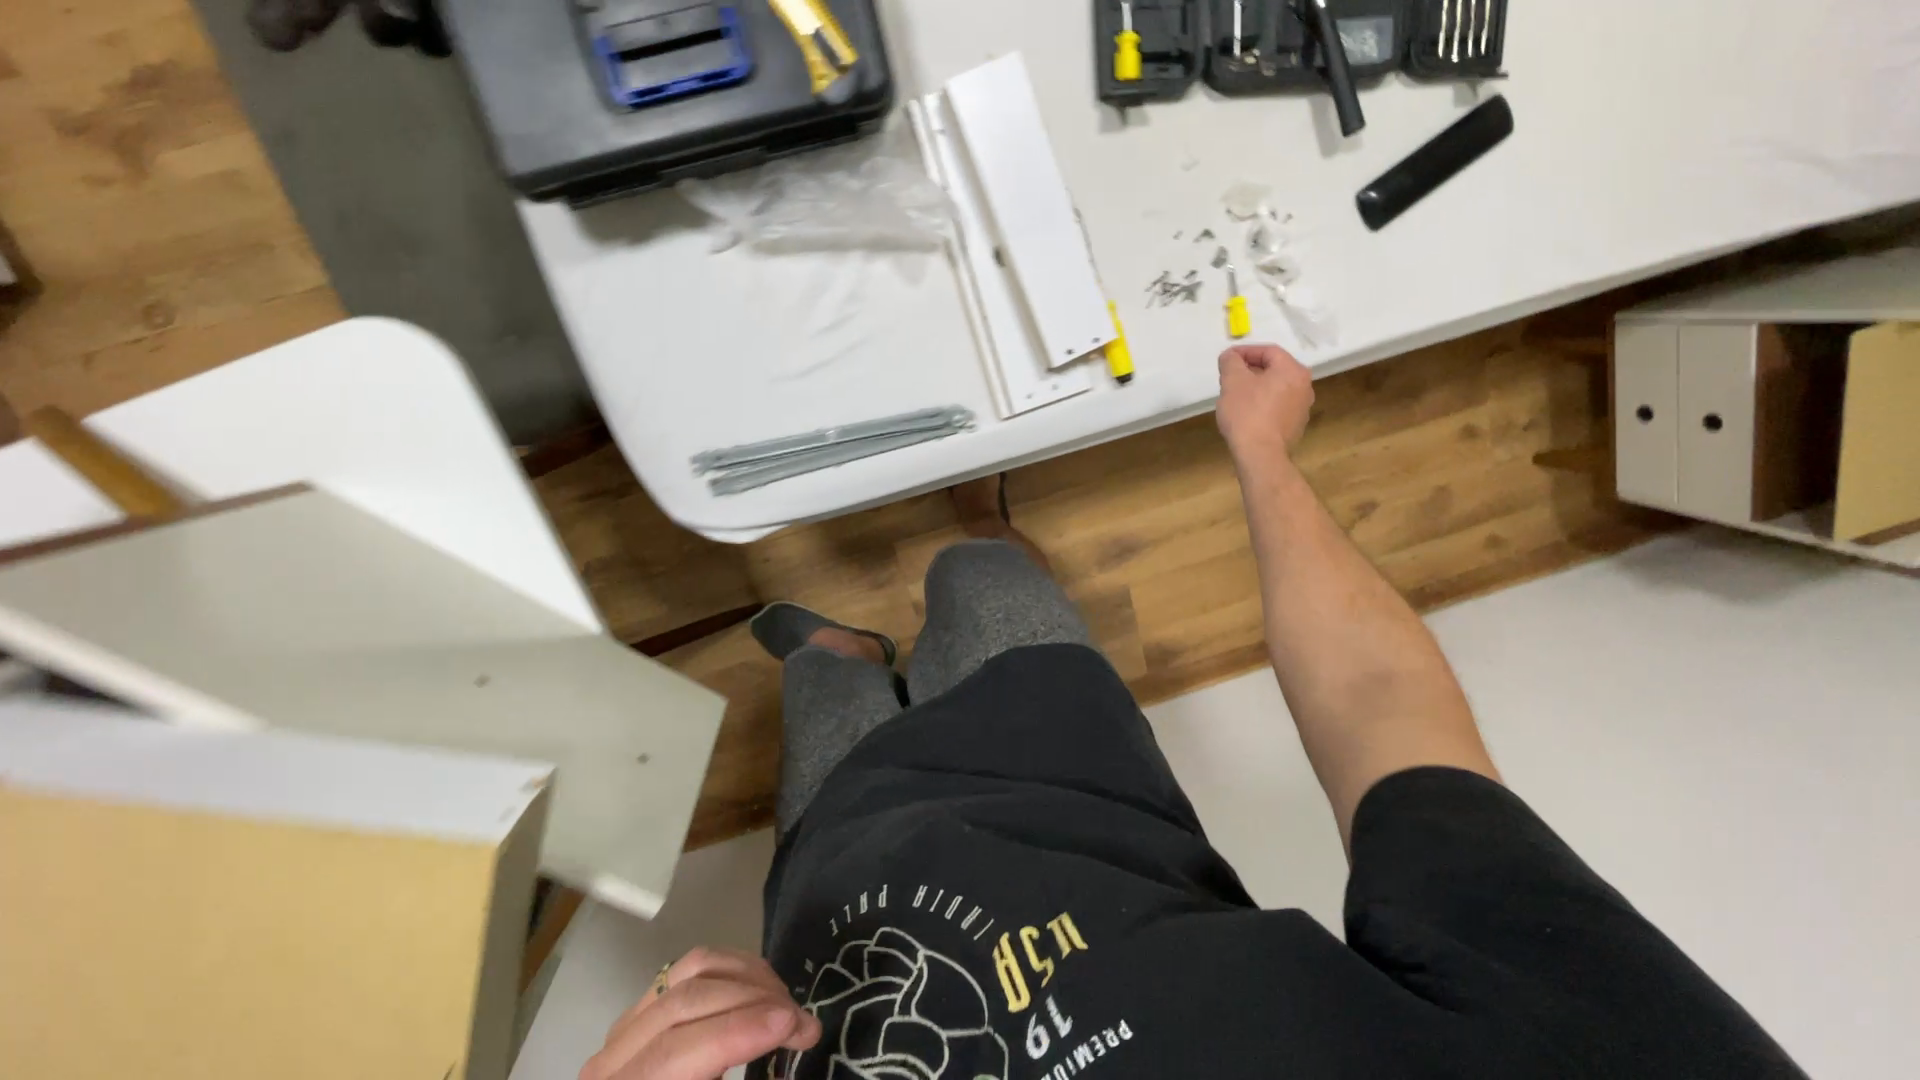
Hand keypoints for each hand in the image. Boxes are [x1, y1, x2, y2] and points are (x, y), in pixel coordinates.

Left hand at [581, 947, 819, 1079]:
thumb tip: (790, 1060)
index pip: (675, 1052)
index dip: (738, 1031)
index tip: (794, 1025)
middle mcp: (611, 1062)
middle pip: (686, 1002)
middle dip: (755, 1000)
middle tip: (804, 1023)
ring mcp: (625, 1029)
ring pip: (690, 971)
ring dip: (749, 978)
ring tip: (786, 1005)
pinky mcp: (643, 1013)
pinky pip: (690, 968)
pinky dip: (735, 969)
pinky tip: (762, 990)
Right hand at [1216, 344, 1314, 467]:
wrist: (1260, 454)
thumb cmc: (1247, 413)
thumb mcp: (1232, 381)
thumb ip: (1231, 362)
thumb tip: (1231, 356)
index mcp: (1292, 370)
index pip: (1268, 351)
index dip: (1245, 351)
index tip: (1227, 358)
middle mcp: (1304, 385)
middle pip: (1274, 369)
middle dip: (1250, 370)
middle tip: (1230, 376)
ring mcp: (1302, 407)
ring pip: (1276, 388)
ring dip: (1257, 387)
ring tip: (1236, 395)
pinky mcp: (1296, 426)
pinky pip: (1278, 406)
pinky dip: (1263, 404)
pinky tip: (1247, 413)